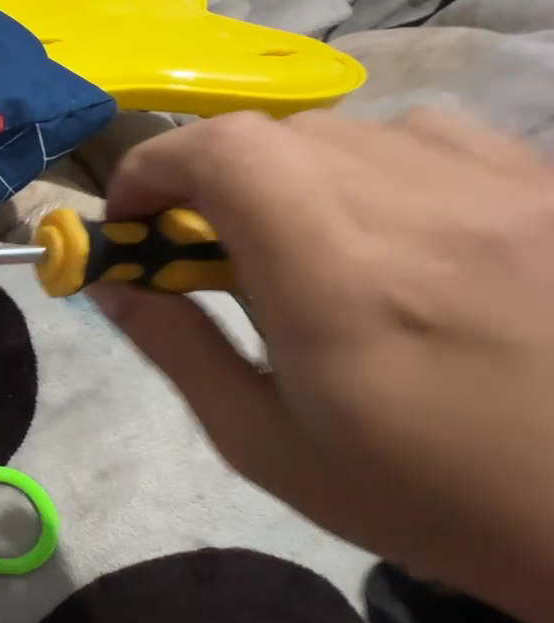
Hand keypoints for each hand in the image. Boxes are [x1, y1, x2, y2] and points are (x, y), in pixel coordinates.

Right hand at [91, 108, 553, 622]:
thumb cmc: (421, 494)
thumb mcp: (261, 439)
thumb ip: (175, 345)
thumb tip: (109, 281)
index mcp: (340, 279)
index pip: (225, 152)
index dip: (154, 167)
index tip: (133, 222)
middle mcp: (429, 210)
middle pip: (277, 134)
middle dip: (207, 178)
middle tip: (200, 246)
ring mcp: (514, 191)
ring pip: (354, 129)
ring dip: (288, 171)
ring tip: (297, 240)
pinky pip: (439, 138)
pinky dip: (374, 165)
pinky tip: (387, 229)